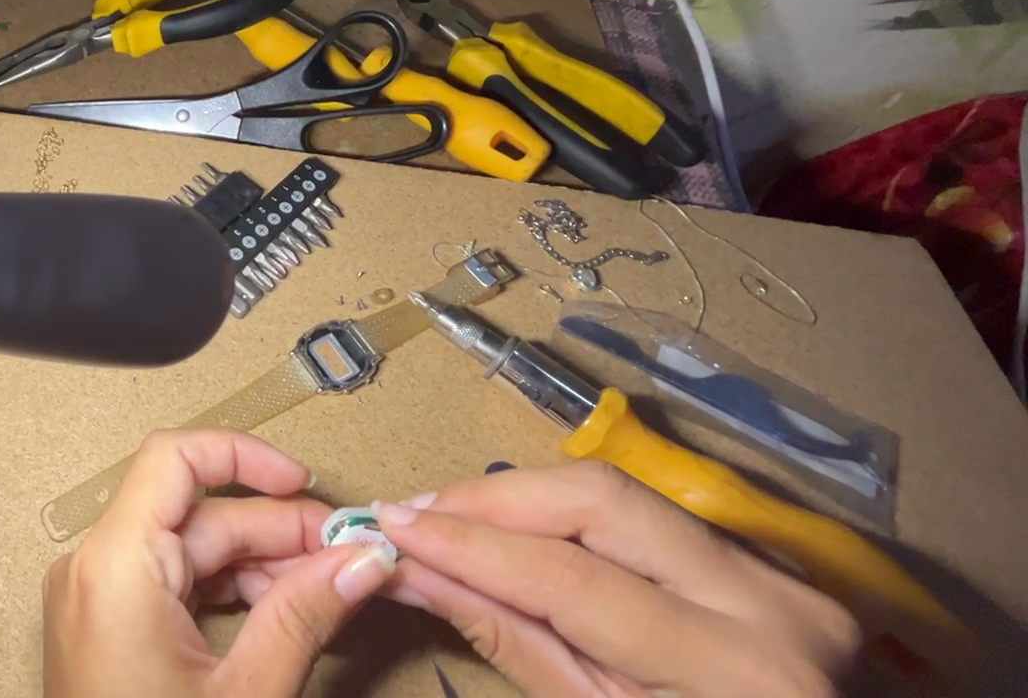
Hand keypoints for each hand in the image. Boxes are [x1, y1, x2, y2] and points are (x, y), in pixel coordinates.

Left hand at [43, 429, 396, 697]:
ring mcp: (99, 593)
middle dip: (274, 526)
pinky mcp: (110, 621)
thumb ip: (305, 612)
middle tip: (347, 550)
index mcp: (115, 564)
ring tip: (328, 583)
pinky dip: (230, 589)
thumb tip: (363, 559)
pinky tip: (285, 605)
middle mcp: (97, 565)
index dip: (241, 454)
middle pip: (195, 512)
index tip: (303, 479)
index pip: (173, 458)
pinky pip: (175, 581)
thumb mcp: (247, 695)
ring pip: (190, 547)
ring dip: (259, 560)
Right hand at [375, 462, 861, 696]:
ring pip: (606, 485)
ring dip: (511, 494)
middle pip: (592, 497)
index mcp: (736, 672)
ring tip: (445, 515)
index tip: (390, 524)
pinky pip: (627, 501)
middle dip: (489, 498)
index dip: (468, 545)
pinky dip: (551, 505)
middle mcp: (767, 600)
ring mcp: (769, 567)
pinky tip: (503, 520)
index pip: (571, 577)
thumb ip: (498, 632)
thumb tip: (403, 568)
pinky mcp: (750, 549)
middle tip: (415, 513)